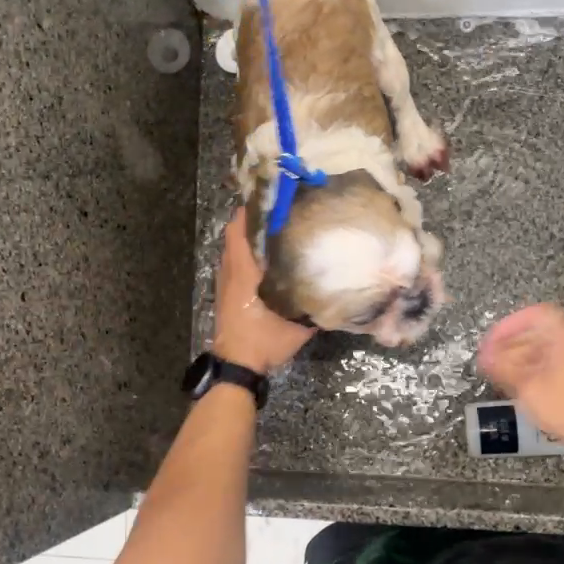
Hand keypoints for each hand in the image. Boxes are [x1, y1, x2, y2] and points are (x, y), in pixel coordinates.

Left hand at [210, 209, 314, 373]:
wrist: (237, 366)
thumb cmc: (263, 341)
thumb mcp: (296, 325)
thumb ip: (314, 306)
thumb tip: (337, 289)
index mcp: (243, 271)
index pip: (240, 229)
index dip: (252, 210)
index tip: (272, 198)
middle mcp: (230, 272)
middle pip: (236, 235)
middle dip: (254, 221)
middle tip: (280, 213)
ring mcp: (225, 284)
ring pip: (234, 250)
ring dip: (249, 239)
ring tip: (276, 233)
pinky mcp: (226, 295)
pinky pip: (234, 265)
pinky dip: (246, 256)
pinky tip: (267, 261)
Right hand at [477, 304, 563, 456]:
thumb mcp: (528, 387)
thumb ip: (503, 367)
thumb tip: (484, 356)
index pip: (533, 315)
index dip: (507, 326)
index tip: (490, 343)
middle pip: (538, 331)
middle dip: (510, 344)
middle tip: (490, 361)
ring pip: (545, 349)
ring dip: (520, 358)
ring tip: (500, 376)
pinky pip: (554, 363)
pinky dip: (534, 369)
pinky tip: (521, 386)